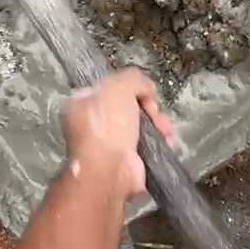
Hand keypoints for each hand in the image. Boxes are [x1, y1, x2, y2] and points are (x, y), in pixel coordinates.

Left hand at [60, 68, 173, 197]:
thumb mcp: (117, 87)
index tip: (143, 92)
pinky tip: (166, 141)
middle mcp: (94, 123)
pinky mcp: (128, 161)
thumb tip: (147, 89)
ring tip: (164, 130)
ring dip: (159, 124)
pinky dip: (161, 141)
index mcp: (82, 103)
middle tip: (154, 112)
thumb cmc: (107, 125)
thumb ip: (133, 78)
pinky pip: (150, 144)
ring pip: (143, 125)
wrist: (111, 170)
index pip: (110, 88)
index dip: (130, 87)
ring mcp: (111, 144)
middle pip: (131, 106)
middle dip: (149, 108)